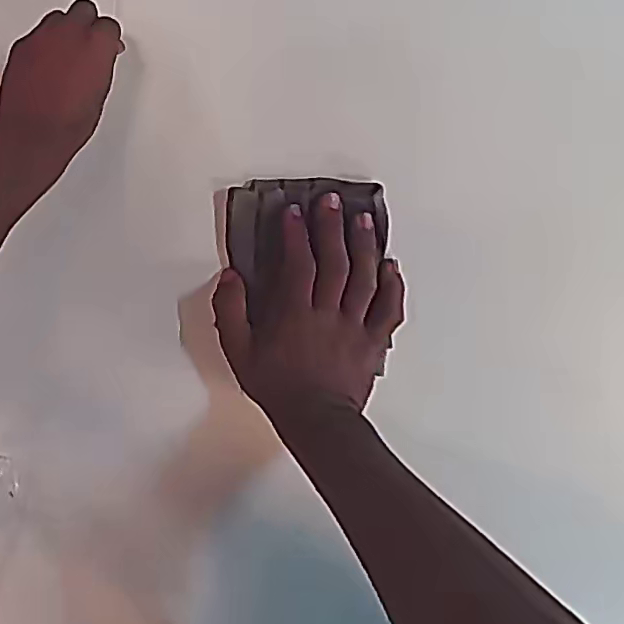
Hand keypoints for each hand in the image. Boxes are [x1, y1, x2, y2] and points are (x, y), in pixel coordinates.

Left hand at [0, 0, 123, 187]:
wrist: (33, 133)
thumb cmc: (67, 122)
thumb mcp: (100, 92)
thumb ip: (100, 65)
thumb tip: (98, 62)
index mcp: (98, 44)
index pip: (108, 25)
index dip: (108, 37)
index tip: (107, 45)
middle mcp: (70, 32)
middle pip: (83, 9)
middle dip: (88, 22)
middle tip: (88, 39)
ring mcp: (43, 37)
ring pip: (57, 18)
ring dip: (63, 30)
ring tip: (65, 52)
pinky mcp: (21, 45)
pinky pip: (36, 35)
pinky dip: (42, 44)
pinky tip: (45, 63)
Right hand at [213, 191, 405, 418]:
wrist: (316, 422)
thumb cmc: (277, 386)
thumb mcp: (239, 350)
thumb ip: (231, 311)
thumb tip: (230, 278)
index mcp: (295, 313)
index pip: (298, 263)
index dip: (296, 233)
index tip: (293, 211)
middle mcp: (328, 314)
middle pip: (335, 262)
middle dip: (332, 227)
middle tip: (333, 201)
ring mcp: (355, 326)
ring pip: (364, 279)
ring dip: (364, 246)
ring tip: (363, 220)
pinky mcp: (373, 341)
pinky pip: (388, 309)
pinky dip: (393, 285)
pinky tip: (391, 265)